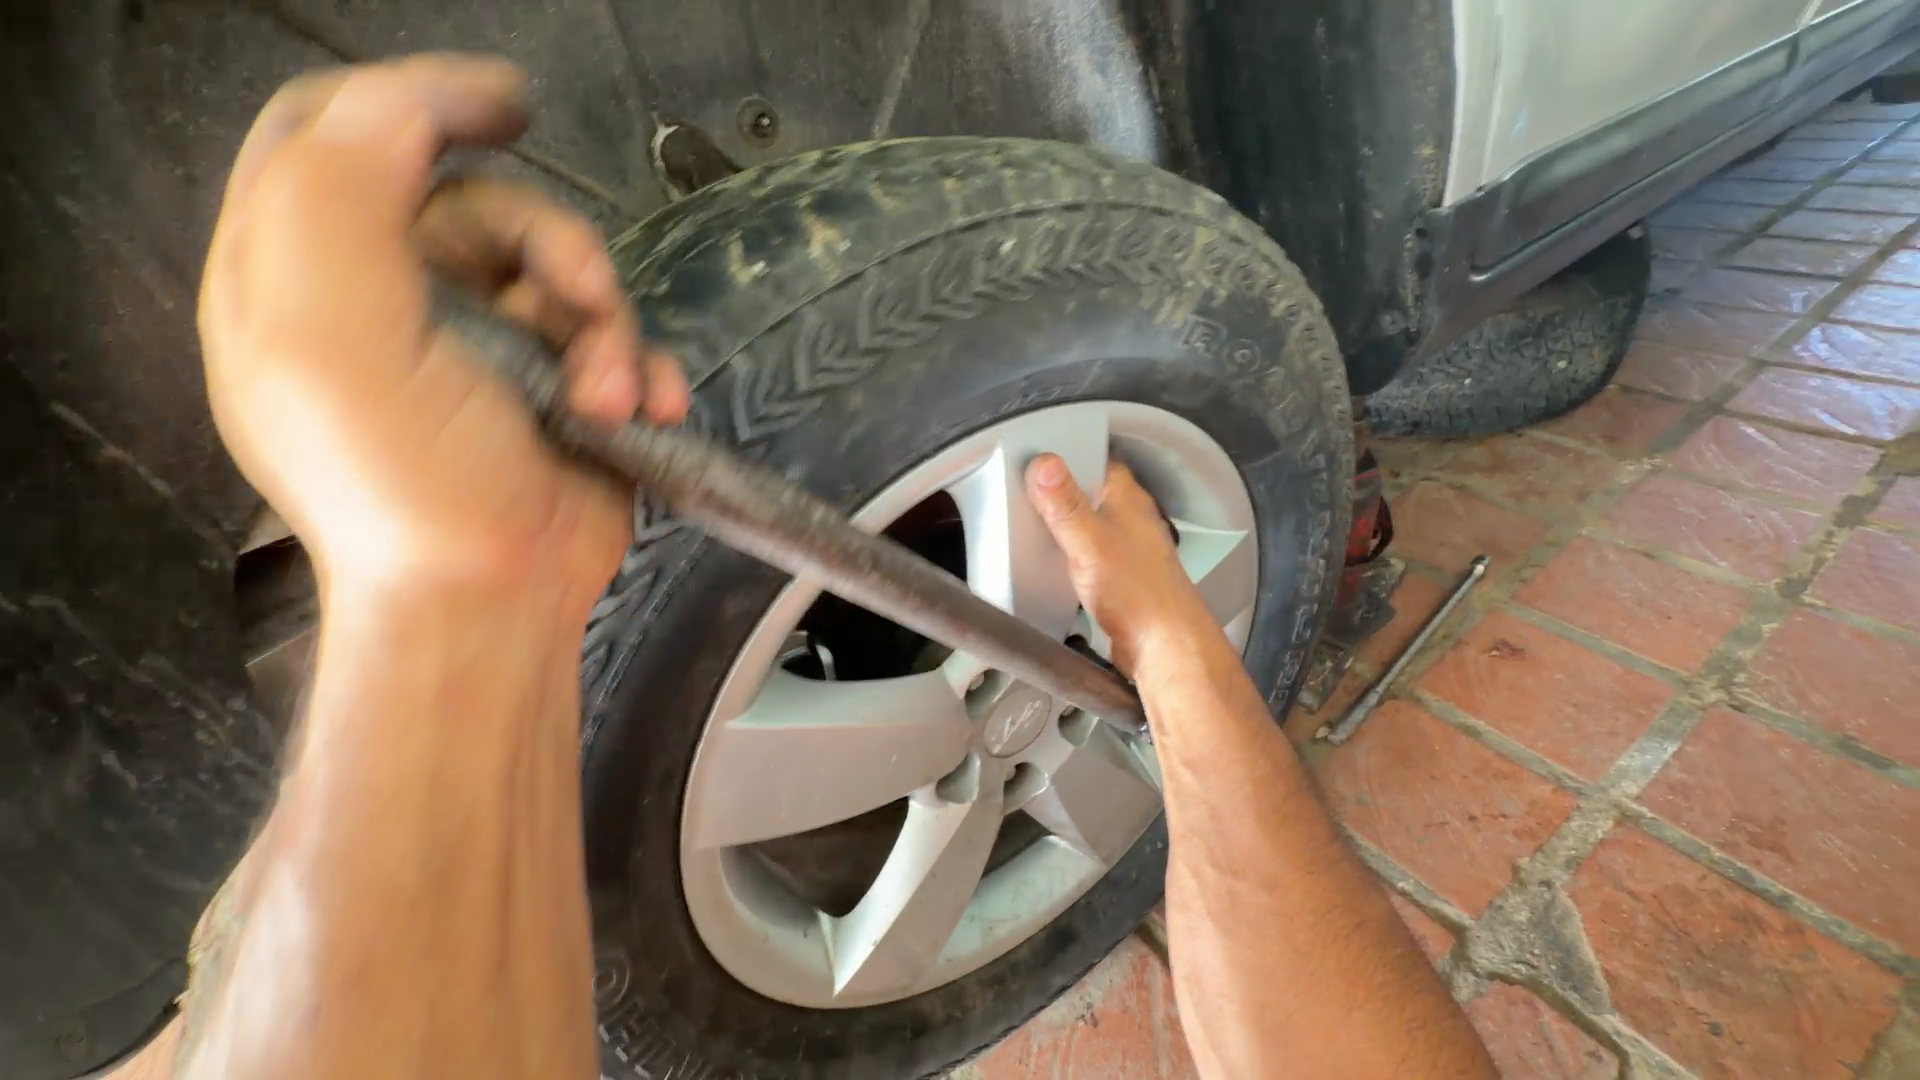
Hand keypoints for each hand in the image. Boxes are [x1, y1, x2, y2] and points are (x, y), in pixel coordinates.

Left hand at [198, 55, 687, 609]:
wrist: (496, 596)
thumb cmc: (410, 486)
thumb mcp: (331, 339)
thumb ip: (337, 198)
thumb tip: (407, 110)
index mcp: (313, 278)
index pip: (345, 141)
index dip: (419, 103)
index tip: (508, 108)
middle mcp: (404, 304)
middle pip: (487, 209)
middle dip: (557, 248)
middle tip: (586, 298)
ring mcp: (494, 352)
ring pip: (570, 280)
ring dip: (609, 329)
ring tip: (612, 395)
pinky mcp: (566, 393)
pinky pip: (620, 344)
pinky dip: (645, 369)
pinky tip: (648, 408)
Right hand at [1024, 454, 1225, 677]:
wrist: (1163, 647)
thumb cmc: (1137, 592)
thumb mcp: (1090, 542)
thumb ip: (1065, 505)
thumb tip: (1043, 463)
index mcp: (1128, 500)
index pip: (1098, 461)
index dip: (1068, 455)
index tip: (1034, 455)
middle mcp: (1130, 520)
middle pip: (1090, 493)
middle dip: (1059, 492)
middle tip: (1023, 490)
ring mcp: (1126, 550)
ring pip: (1089, 526)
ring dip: (1064, 526)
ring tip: (1029, 523)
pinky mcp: (1119, 579)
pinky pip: (1088, 556)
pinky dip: (1069, 555)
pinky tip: (1051, 563)